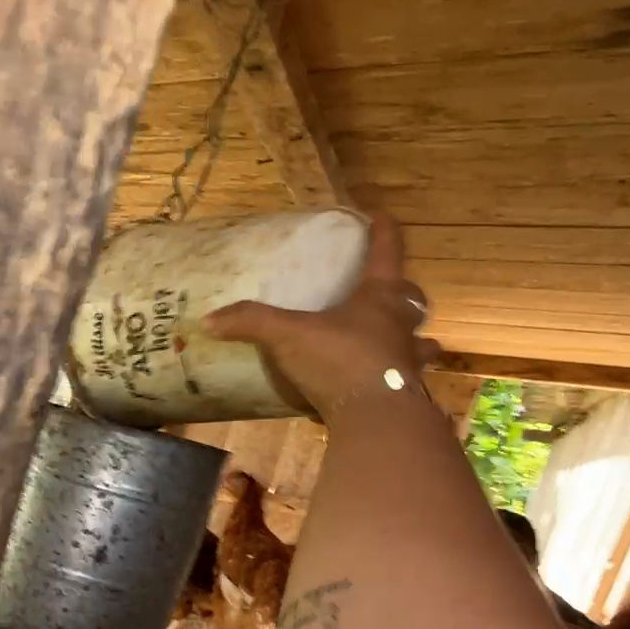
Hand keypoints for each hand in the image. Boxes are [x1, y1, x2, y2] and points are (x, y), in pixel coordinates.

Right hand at [202, 213, 439, 424]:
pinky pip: (401, 381)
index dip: (383, 232)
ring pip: (420, 343)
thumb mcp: (287, 335)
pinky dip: (392, 380)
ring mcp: (405, 361)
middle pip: (413, 301)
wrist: (373, 413)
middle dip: (404, 296)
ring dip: (412, 340)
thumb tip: (209, 319)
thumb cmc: (338, 359)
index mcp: (380, 299)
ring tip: (395, 343)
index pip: (387, 253)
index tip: (379, 215)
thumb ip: (251, 322)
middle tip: (390, 296)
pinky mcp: (399, 392)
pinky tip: (374, 386)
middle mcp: (400, 325)